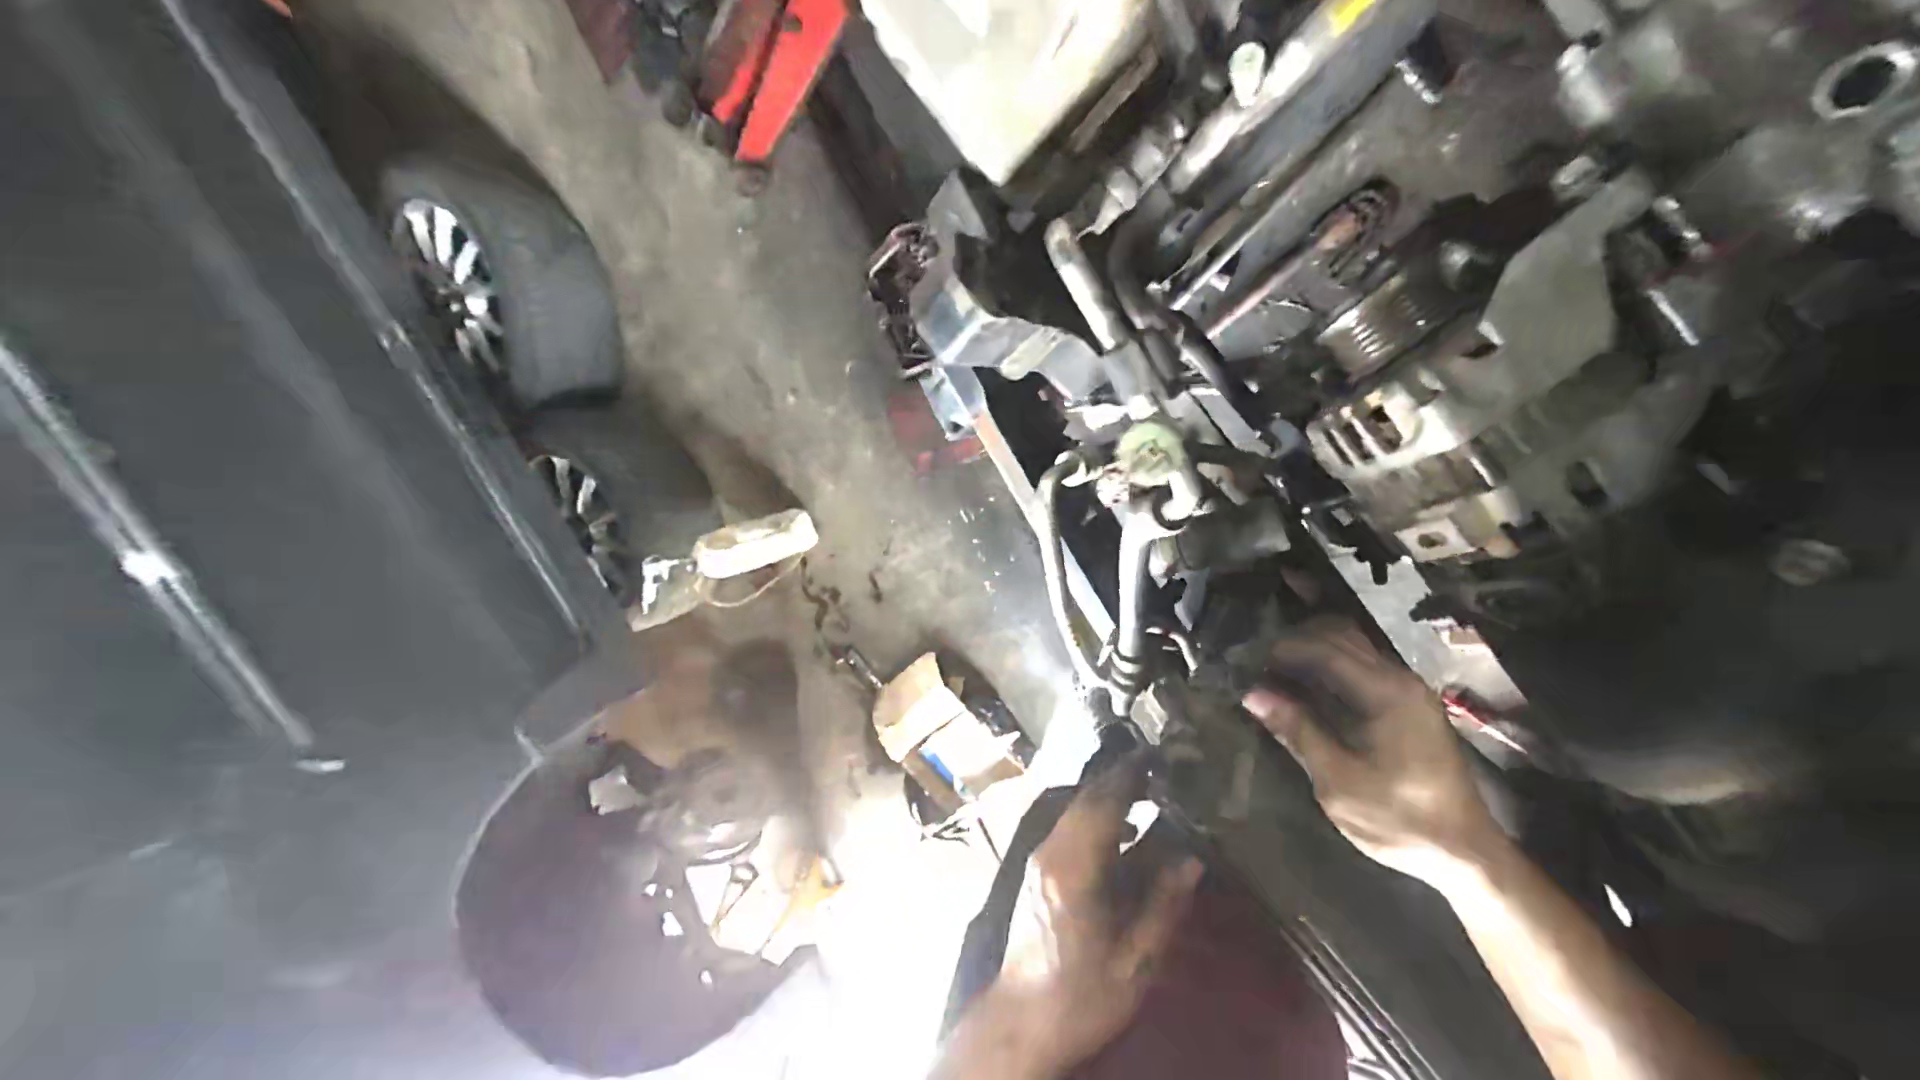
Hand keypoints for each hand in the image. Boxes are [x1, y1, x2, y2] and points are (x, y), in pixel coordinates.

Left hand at [938, 760, 1201, 1079]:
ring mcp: (1039, 856)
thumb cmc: (1085, 993)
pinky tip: (1125, 830)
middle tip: (1159, 768)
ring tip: (1149, 792)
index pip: (1102, 803)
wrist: (1024, 1016)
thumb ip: (1163, 904)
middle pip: (1085, 798)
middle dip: (1121, 778)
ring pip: (1074, 808)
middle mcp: (1051, 851)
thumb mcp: (1136, 960)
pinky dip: (1096, 815)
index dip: (1129, 775)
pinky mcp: (1037, 866)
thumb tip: (1191, 857)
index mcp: (1074, 868)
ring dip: (1108, 794)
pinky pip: (1069, 824)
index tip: (1157, 756)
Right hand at [1241, 623, 1505, 888]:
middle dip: (1295, 644)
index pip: (1325, 650)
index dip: (1282, 650)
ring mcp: (1409, 691)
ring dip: (1312, 651)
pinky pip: (1362, 666)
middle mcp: (1401, 681)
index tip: (1247, 660)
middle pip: (1341, 638)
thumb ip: (1298, 731)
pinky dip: (1329, 666)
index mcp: (1387, 695)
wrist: (1466, 855)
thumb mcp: (1338, 782)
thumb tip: (1253, 695)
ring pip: (1353, 648)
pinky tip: (1305, 686)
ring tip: (1275, 672)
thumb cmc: (1399, 820)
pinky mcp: (1409, 705)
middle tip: (1257, 663)